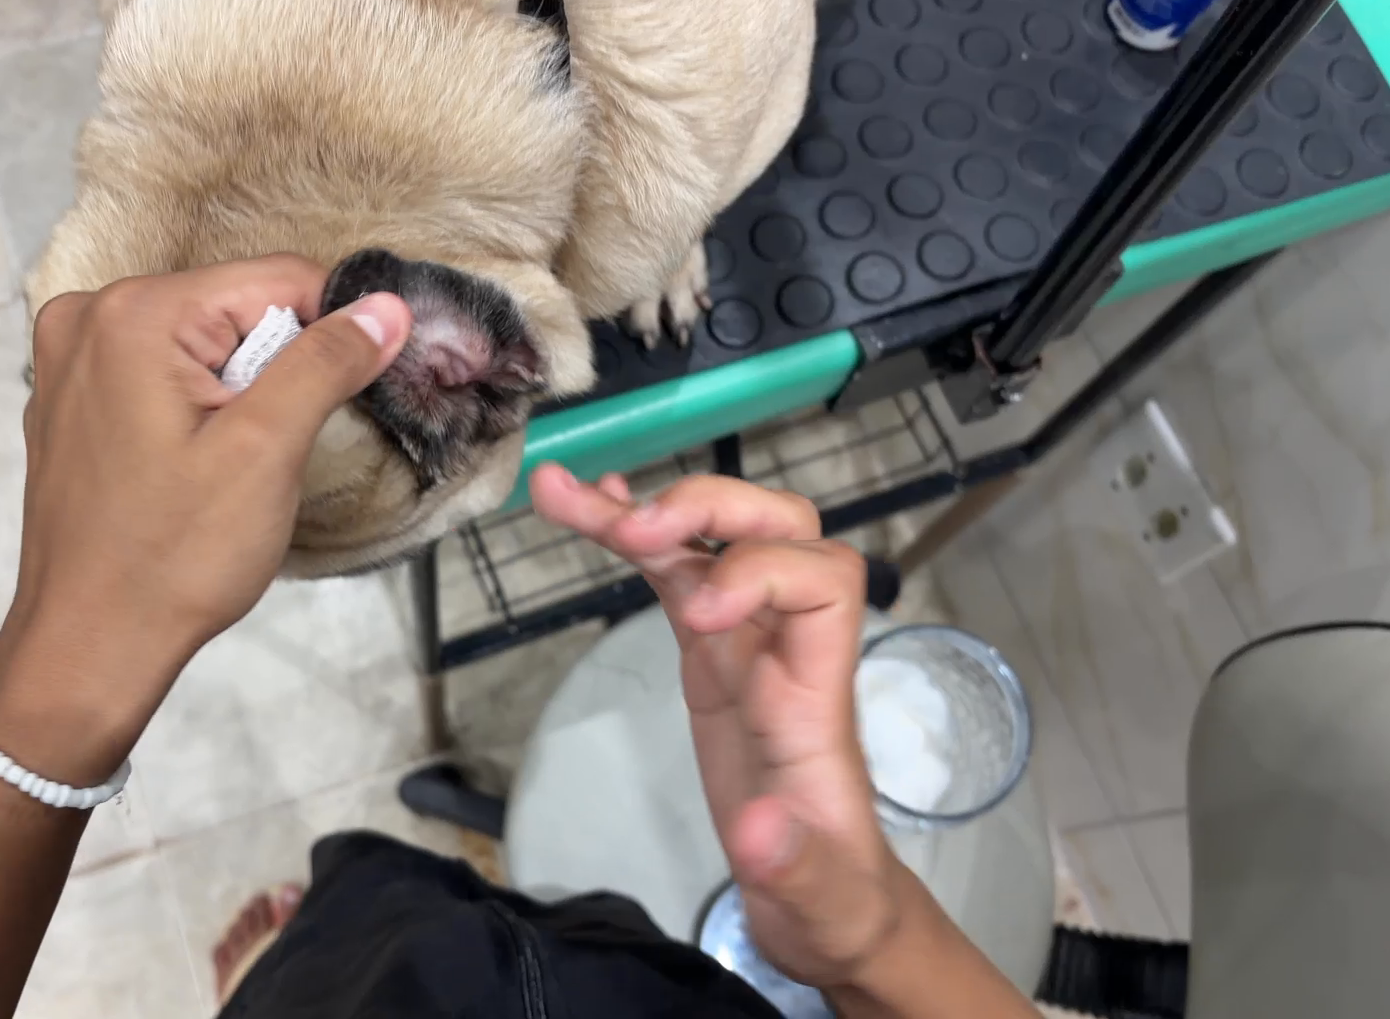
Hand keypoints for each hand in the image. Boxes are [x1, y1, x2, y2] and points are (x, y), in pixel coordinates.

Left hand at [0, 256, 412, 783]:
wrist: (92, 646)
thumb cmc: (178, 553)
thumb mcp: (267, 449)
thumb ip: (328, 362)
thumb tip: (389, 305)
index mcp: (136, 312)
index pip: (276, 280)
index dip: (334, 329)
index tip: (353, 391)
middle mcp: (90, 315)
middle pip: (237, 308)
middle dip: (281, 366)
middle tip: (277, 445)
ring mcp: (71, 358)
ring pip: (206, 342)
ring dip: (246, 389)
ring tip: (237, 461)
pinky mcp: (74, 399)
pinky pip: (167, 372)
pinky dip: (205, 403)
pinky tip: (197, 462)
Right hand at [531, 468, 908, 985]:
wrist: (815, 889)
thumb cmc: (826, 889)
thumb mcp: (820, 900)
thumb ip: (799, 867)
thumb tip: (762, 831)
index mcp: (816, 687)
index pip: (823, 580)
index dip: (759, 572)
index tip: (695, 612)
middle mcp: (783, 639)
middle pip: (776, 526)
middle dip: (705, 509)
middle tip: (632, 527)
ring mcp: (742, 633)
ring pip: (701, 540)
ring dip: (636, 510)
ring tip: (563, 489)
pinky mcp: (706, 643)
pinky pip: (671, 570)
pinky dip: (632, 535)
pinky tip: (596, 506)